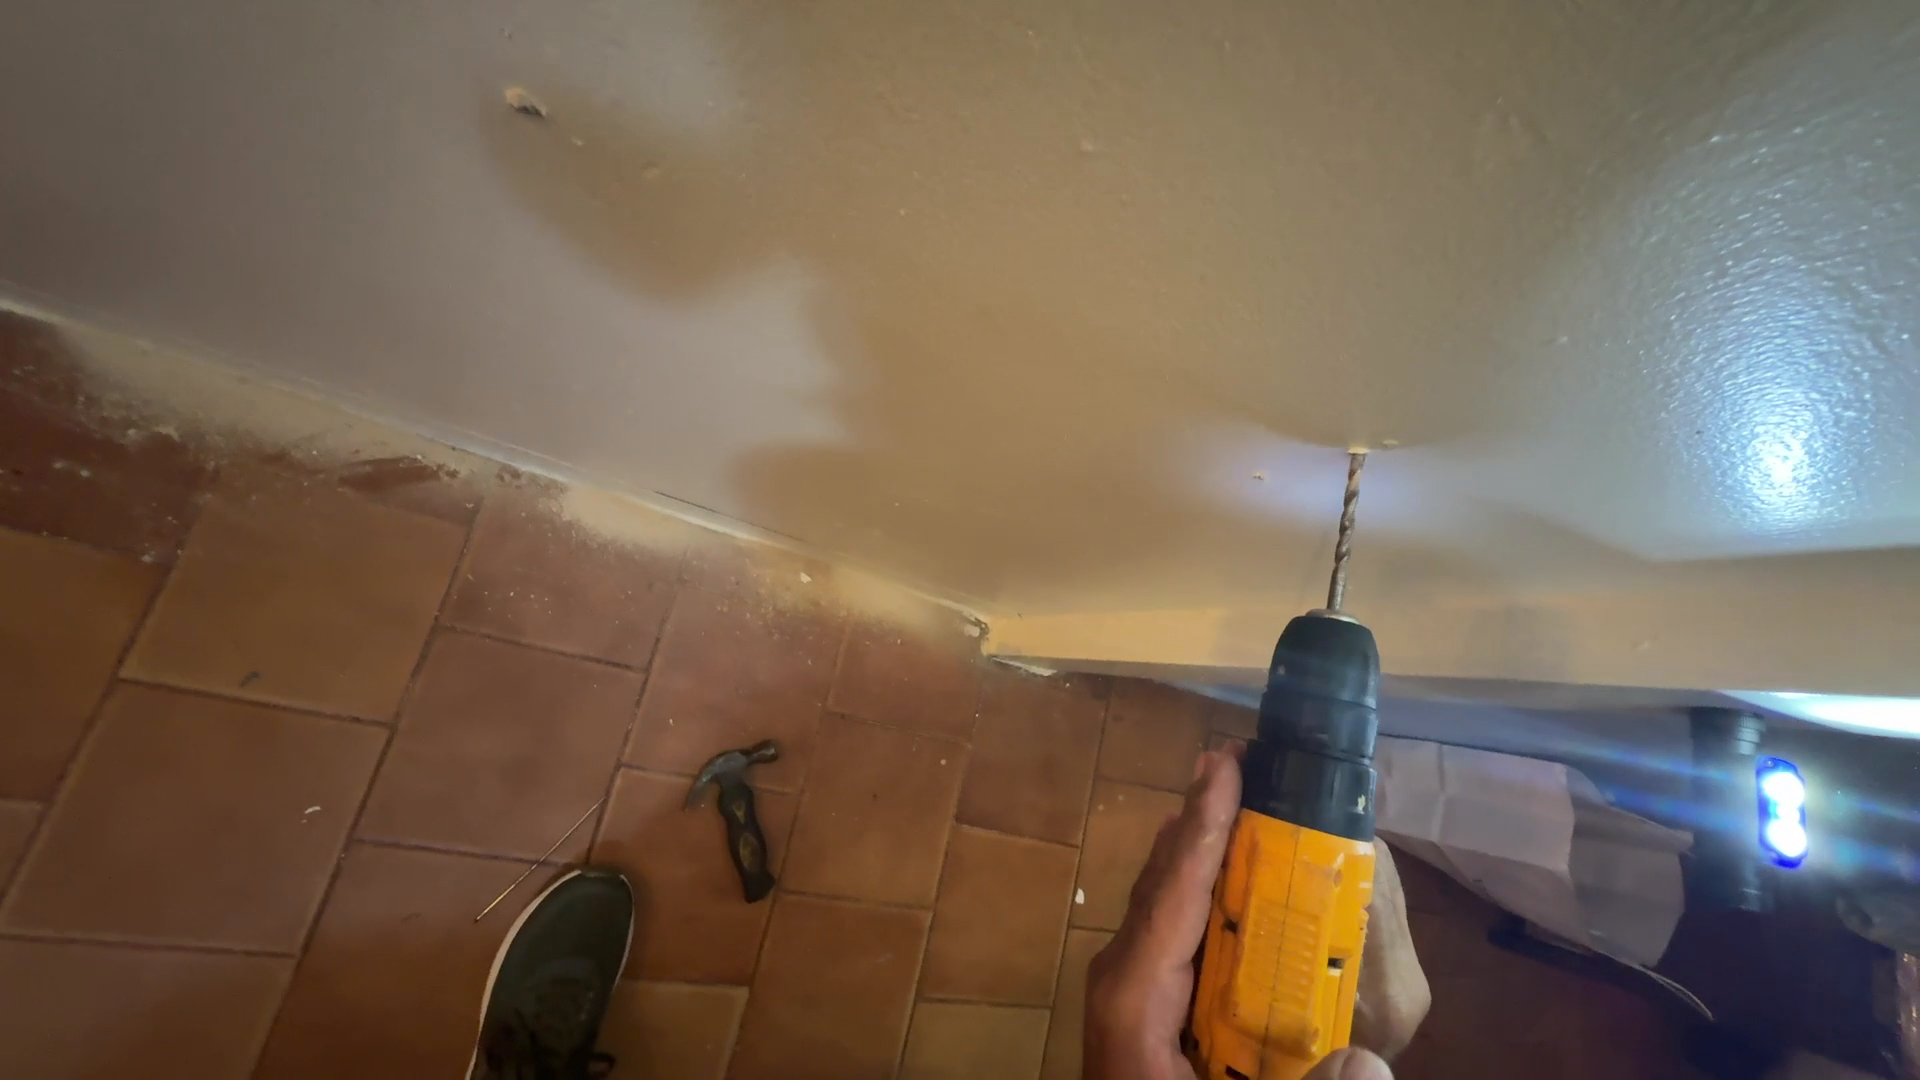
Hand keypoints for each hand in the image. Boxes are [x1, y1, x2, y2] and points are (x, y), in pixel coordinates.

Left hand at [1082, 749, 1422, 1078]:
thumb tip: (1372, 1060)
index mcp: (1132, 995)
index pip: (1171, 891)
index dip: (1202, 824)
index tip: (1224, 765)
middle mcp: (1127, 972)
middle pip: (1169, 877)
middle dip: (1207, 818)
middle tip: (1246, 762)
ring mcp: (1135, 981)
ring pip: (1174, 895)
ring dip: (1209, 846)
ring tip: (1245, 796)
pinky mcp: (1150, 996)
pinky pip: (1182, 925)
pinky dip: (1211, 889)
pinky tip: (1241, 874)